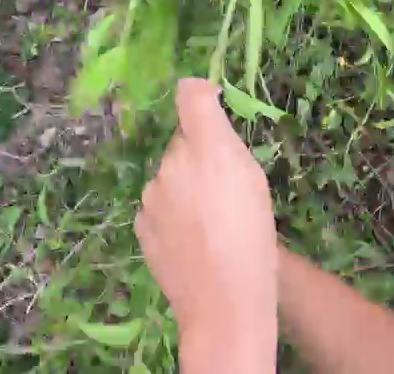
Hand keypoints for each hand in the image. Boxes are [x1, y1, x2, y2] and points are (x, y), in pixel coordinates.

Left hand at [135, 79, 277, 371]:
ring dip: (182, 184)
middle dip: (197, 152)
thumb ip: (226, 145)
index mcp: (207, 147)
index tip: (210, 99)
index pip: (189, 94)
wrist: (224, 302)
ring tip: (206, 220)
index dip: (198, 90)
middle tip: (220, 186)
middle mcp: (172, 162)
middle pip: (182, 140)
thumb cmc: (253, 237)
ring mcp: (151, 194)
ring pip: (168, 174)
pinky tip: (189, 237)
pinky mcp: (140, 222)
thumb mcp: (253, 179)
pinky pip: (157, 203)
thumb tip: (210, 126)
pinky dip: (170, 211)